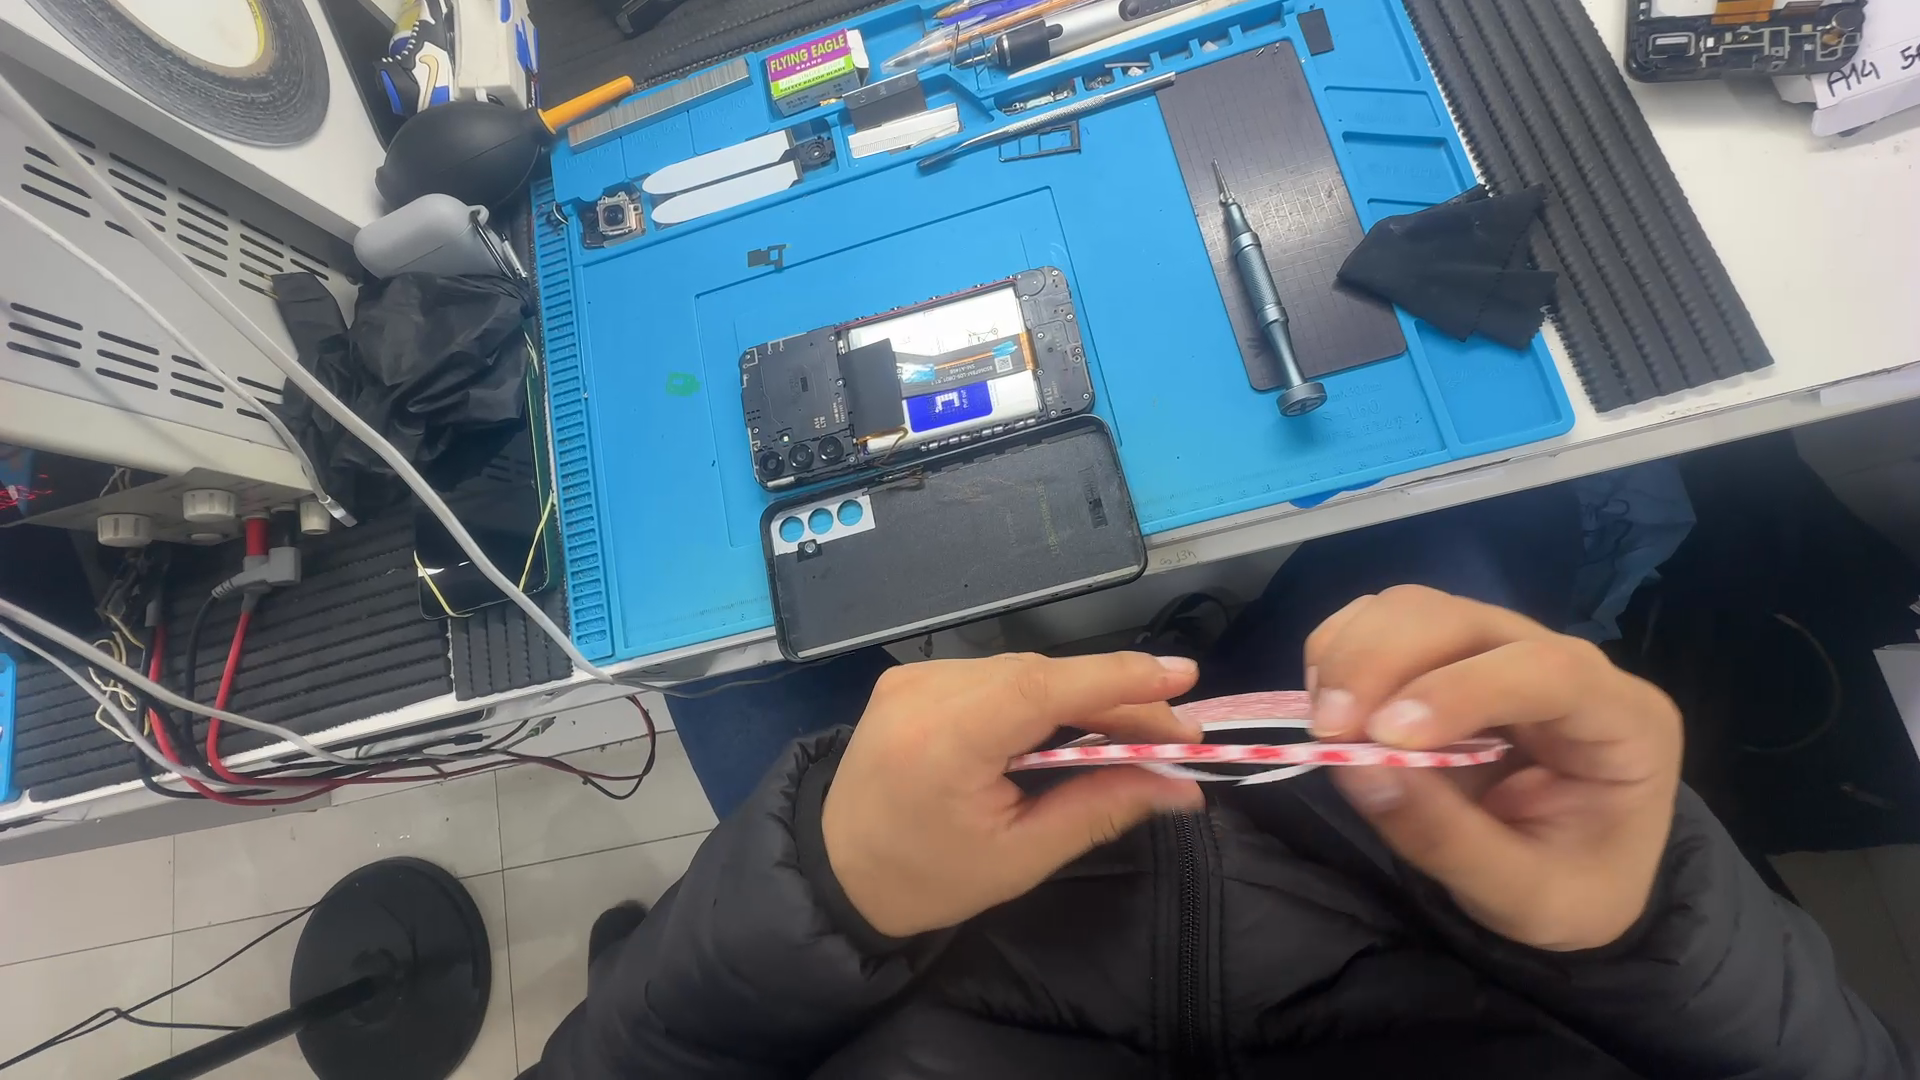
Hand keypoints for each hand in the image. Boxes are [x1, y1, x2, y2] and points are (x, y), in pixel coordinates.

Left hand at [822, 652, 1204, 938]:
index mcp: (943, 740)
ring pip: (1021, 671)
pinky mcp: (912, 676)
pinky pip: (994, 675)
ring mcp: (914, 676)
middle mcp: (924, 690)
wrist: (838, 869)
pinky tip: (1069, 720)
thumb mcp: (1020, 857)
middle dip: (1114, 698)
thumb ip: (1099, 808)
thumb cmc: (928, 877)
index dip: (1116, 677)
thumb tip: (1179, 786)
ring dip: (1080, 695)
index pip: (1042, 688)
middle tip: (1173, 732)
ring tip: (1132, 729)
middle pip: (1039, 676)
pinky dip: (1039, 694)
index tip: (1183, 677)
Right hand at [1306, 586, 1681, 950]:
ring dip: (1349, 655)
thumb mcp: (1523, 896)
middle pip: (1457, 619)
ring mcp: (1491, 643)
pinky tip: (1328, 701)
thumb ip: (1445, 839)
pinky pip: (1373, 618)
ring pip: (1408, 608)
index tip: (1382, 737)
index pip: (1549, 670)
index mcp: (1621, 721)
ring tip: (1326, 722)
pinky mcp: (1436, 646)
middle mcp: (1558, 660)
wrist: (1559, 875)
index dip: (1460, 690)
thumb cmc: (1563, 885)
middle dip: (1378, 663)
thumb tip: (1354, 769)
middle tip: (1329, 729)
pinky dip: (1335, 650)